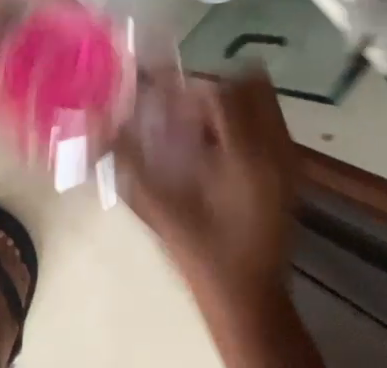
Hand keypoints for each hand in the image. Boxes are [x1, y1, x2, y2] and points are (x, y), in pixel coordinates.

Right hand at [114, 71, 298, 301]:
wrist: (248, 299)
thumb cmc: (201, 251)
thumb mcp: (158, 205)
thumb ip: (127, 158)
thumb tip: (95, 120)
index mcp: (243, 156)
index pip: (218, 93)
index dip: (185, 88)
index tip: (161, 96)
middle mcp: (273, 150)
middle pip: (249, 86)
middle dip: (212, 87)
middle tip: (183, 106)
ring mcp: (288, 162)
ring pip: (265, 101)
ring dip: (231, 100)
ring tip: (200, 121)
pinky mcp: (291, 173)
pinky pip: (272, 124)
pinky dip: (246, 118)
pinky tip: (219, 144)